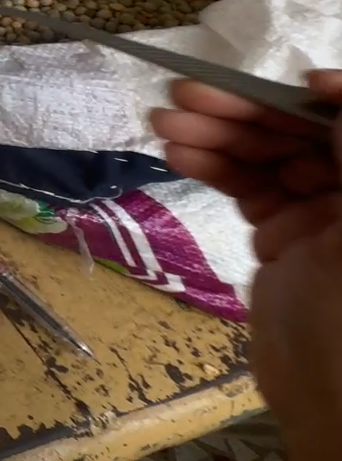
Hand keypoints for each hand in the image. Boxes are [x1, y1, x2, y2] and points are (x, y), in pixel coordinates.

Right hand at [151, 70, 341, 455]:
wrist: (339, 403)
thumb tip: (338, 91)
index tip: (293, 84)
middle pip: (320, 137)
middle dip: (252, 113)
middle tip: (181, 94)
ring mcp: (339, 218)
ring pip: (275, 155)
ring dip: (217, 135)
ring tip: (163, 123)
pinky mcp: (292, 232)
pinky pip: (249, 184)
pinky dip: (212, 165)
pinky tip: (177, 154)